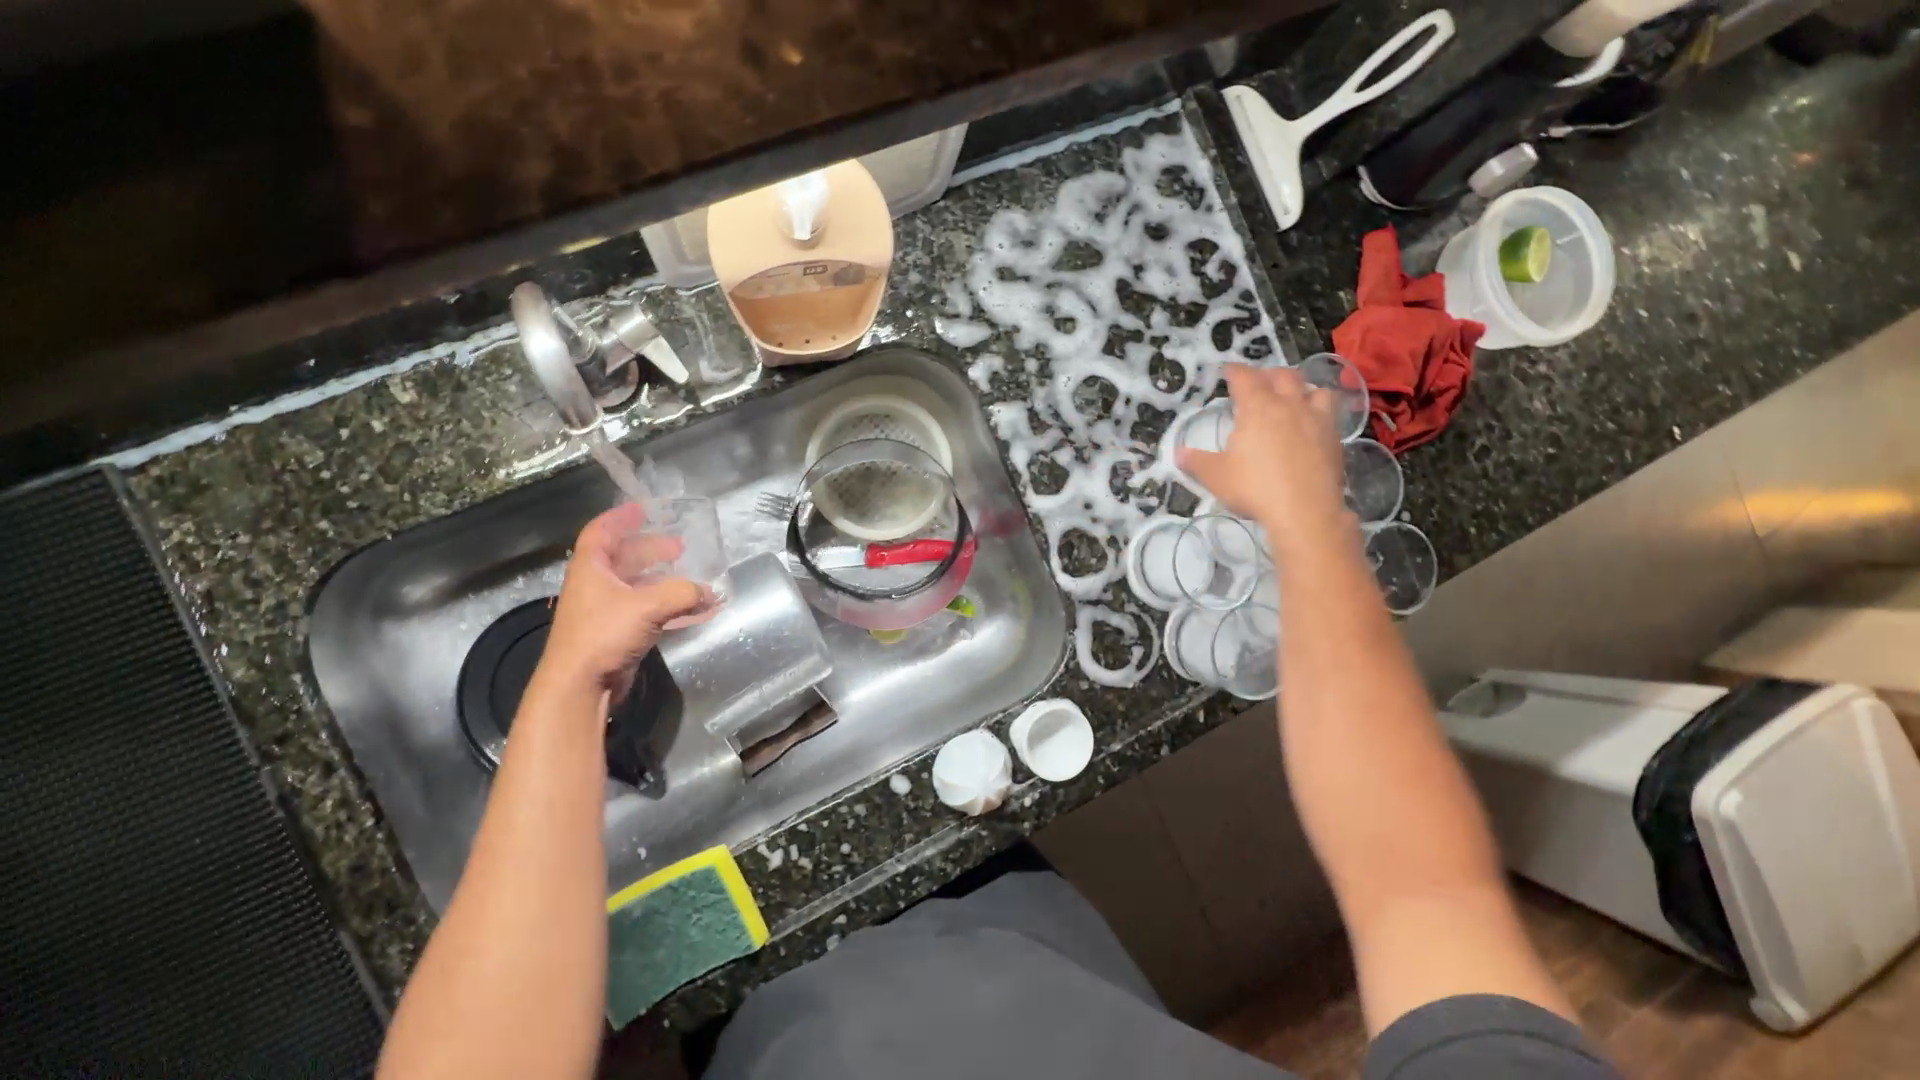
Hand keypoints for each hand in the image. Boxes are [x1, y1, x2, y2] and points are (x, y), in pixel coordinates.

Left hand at [536, 504, 710, 698]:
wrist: (580, 684)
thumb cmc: (604, 634)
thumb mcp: (647, 607)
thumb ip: (682, 594)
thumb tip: (709, 592)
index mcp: (591, 568)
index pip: (602, 532)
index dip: (621, 518)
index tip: (644, 510)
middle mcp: (594, 585)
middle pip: (622, 558)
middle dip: (650, 550)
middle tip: (679, 547)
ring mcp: (603, 611)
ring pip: (634, 585)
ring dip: (660, 579)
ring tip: (687, 576)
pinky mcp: (615, 634)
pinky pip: (643, 610)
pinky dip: (664, 606)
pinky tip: (686, 610)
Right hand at [1177, 364, 1350, 554]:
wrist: (1305, 510)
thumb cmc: (1255, 488)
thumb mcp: (1216, 477)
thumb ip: (1196, 462)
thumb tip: (1178, 453)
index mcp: (1257, 408)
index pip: (1244, 377)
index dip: (1234, 371)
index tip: (1228, 371)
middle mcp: (1289, 405)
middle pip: (1282, 375)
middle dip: (1269, 375)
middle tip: (1260, 384)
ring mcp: (1316, 419)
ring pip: (1314, 389)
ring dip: (1302, 389)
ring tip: (1294, 399)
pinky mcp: (1335, 438)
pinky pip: (1331, 413)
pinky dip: (1320, 412)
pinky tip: (1313, 425)